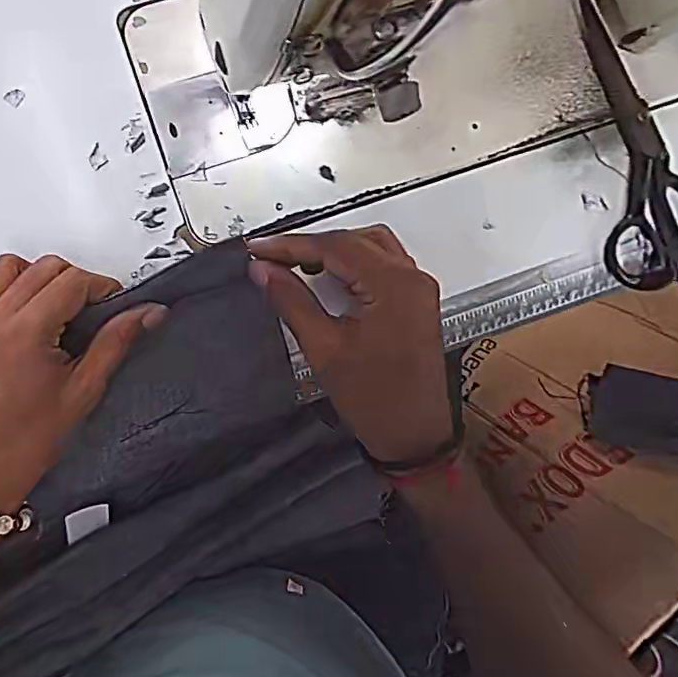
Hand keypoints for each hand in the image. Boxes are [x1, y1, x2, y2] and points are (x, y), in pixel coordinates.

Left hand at [0, 254, 163, 587]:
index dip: (103, 287)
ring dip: (38, 276)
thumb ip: (116, 343)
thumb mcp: (83, 391)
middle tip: (94, 310)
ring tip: (58, 306)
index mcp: (25, 332)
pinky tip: (16, 308)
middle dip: (76, 280)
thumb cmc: (23, 444)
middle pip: (44, 267)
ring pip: (8, 267)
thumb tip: (144, 315)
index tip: (115, 303)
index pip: (72, 280)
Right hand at [248, 226, 451, 463]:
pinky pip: (381, 263)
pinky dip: (350, 263)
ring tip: (294, 264)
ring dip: (331, 251)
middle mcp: (412, 280)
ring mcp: (417, 289)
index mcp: (394, 287)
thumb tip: (265, 271)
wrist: (414, 436)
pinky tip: (325, 277)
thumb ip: (291, 301)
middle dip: (309, 245)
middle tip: (271, 256)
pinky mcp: (415, 301)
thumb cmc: (378, 401)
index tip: (260, 250)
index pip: (335, 247)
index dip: (291, 245)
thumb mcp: (323, 348)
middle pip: (353, 240)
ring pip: (369, 246)